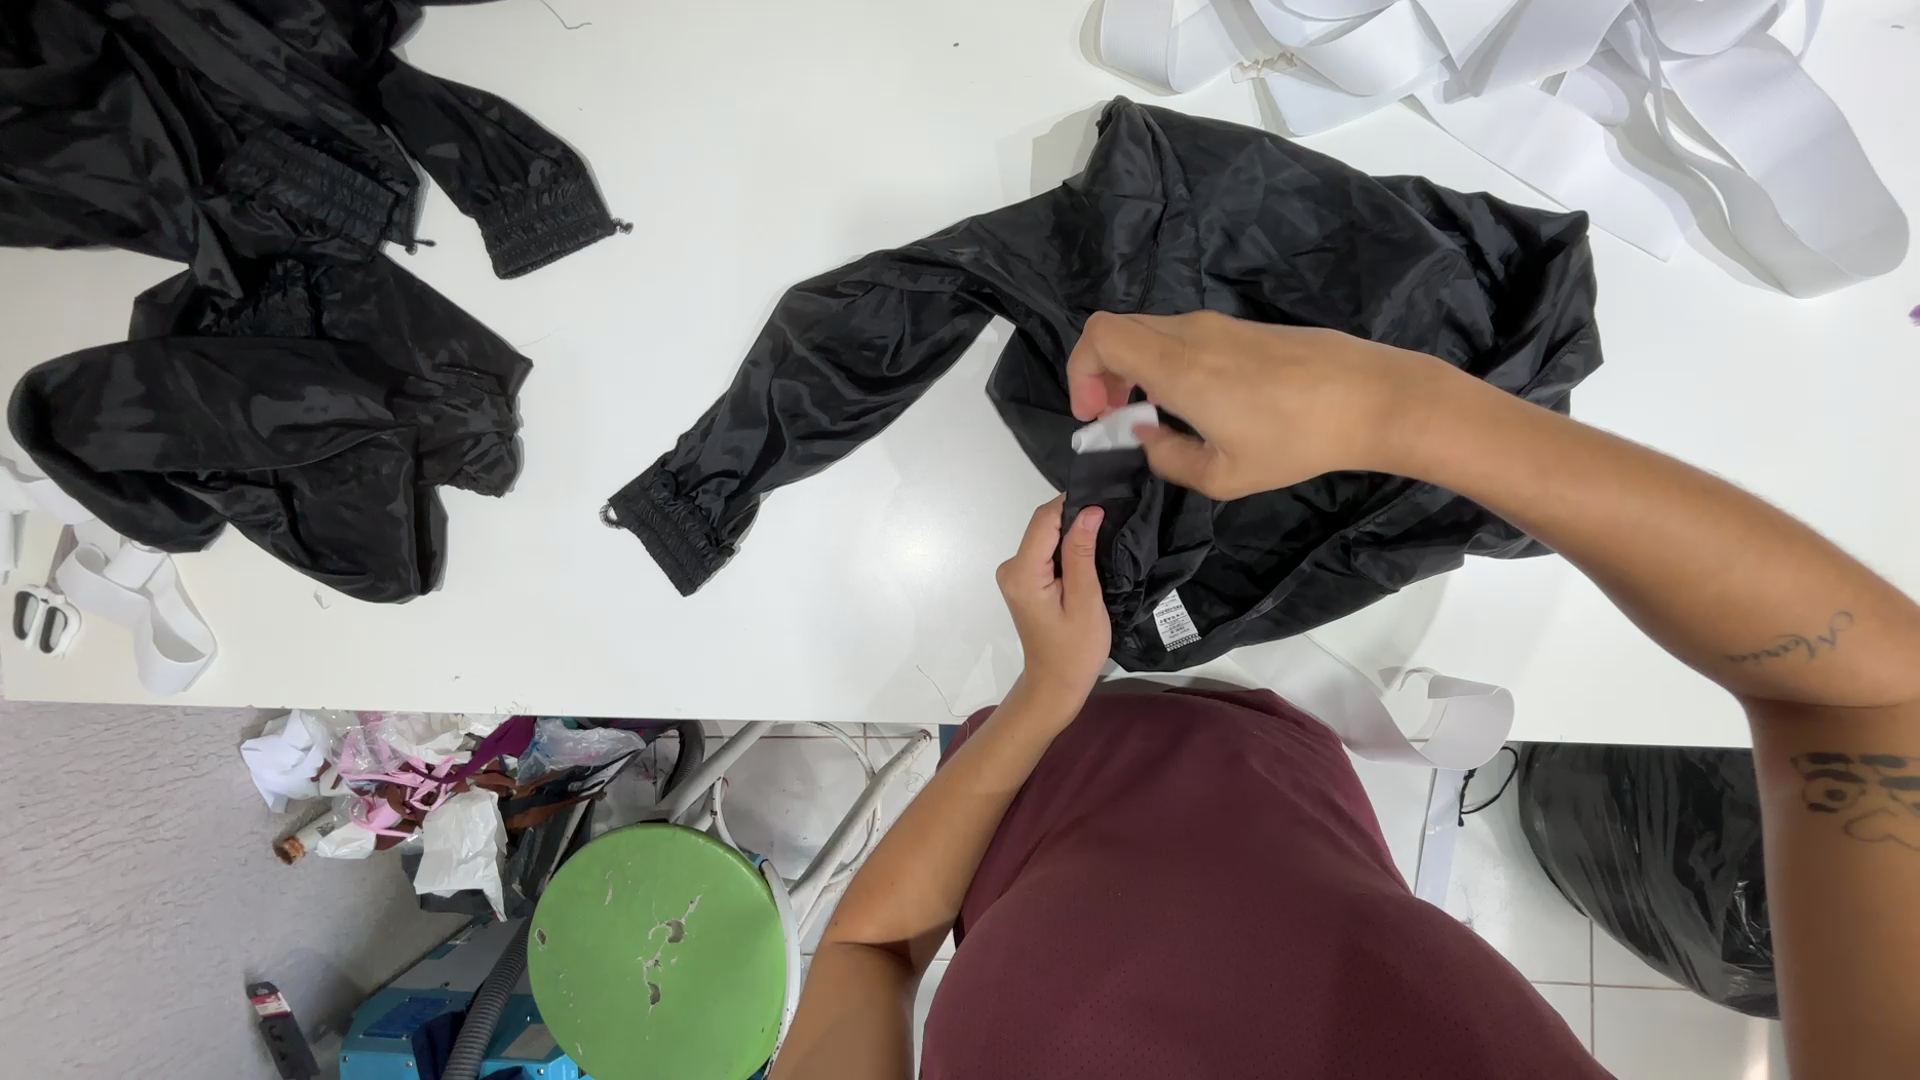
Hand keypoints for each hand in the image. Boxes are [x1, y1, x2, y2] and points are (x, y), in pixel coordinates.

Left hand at [996, 497, 1109, 714]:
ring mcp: (1014, 574)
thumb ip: (1082, 553)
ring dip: (1071, 534)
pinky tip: (1087, 556)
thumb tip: (1089, 511)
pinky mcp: (1023, 580)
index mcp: (1022, 573)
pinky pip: (1044, 551)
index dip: (1074, 506)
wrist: (1056, 683)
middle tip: (1111, 522)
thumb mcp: (1086, 600)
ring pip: (1045, 536)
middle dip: (1074, 519)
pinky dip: (1065, 549)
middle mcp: (1011, 568)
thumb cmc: (1075, 649)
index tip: (1107, 506)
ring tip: (1104, 538)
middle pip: (1043, 525)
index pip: (1044, 519)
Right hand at [1067, 311, 1458, 498]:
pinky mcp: (1240, 328)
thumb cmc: (1297, 440)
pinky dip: (1161, 363)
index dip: (1080, 371)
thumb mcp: (1222, 475)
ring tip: (1149, 413)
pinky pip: (1179, 336)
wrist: (1373, 399)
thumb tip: (1146, 437)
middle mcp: (1190, 334)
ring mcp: (1218, 325)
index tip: (1094, 413)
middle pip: (1117, 329)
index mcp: (1178, 366)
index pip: (1100, 336)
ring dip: (1131, 369)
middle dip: (1099, 371)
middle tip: (1111, 414)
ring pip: (1148, 332)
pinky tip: (1190, 402)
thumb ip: (1167, 458)